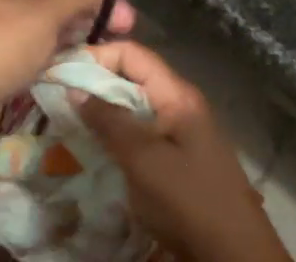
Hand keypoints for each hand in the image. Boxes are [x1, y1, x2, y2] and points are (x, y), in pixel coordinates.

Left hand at [0, 0, 135, 114]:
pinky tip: (88, 59)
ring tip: (116, 38)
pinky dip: (64, 50)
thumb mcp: (41, 14)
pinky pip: (42, 48)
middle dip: (91, 0)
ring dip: (81, 27)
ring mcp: (4, 31)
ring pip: (51, 22)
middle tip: (127, 19)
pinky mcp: (6, 61)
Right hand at [78, 42, 281, 261]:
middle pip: (132, 78)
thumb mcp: (143, 159)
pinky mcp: (178, 160)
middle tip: (59, 98)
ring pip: (134, 108)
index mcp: (177, 95)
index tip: (62, 71)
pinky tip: (96, 149)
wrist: (237, 259)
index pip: (131, 54)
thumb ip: (109, 121)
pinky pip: (142, 134)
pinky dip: (118, 136)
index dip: (96, 55)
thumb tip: (74, 88)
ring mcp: (181, 134)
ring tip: (70, 122)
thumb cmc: (189, 201)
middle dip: (95, 84)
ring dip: (104, 112)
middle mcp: (180, 106)